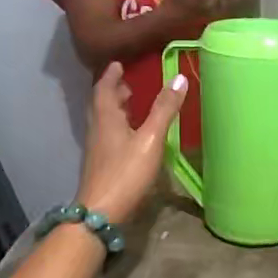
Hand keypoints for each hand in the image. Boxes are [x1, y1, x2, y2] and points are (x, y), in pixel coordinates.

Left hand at [75, 61, 189, 224]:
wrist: (101, 214)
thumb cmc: (125, 172)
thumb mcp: (150, 139)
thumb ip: (164, 109)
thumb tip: (180, 78)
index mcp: (106, 118)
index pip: (104, 88)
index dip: (111, 75)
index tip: (119, 63)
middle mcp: (98, 129)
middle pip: (102, 103)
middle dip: (113, 90)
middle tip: (128, 81)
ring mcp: (98, 149)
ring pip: (104, 120)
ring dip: (116, 108)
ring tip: (132, 103)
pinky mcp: (102, 164)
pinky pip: (108, 135)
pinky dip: (118, 125)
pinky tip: (132, 134)